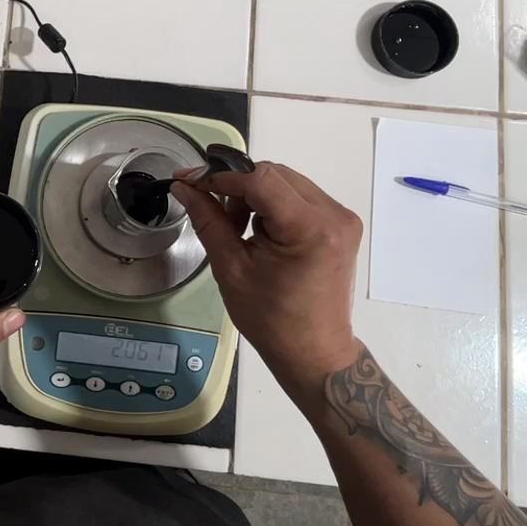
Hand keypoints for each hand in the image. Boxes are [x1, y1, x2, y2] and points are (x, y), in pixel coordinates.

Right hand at [171, 162, 362, 395]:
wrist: (312, 350)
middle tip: (211, 210)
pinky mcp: (340, 224)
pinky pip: (298, 196)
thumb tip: (184, 187)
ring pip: (285, 181)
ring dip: (253, 194)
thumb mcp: (230, 267)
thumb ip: (208, 219)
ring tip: (237, 228)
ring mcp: (341, 218)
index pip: (260, 179)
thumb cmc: (270, 318)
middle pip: (273, 174)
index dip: (220, 176)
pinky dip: (271, 204)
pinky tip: (258, 231)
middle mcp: (334, 215)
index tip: (190, 182)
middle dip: (236, 186)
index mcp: (310, 229)